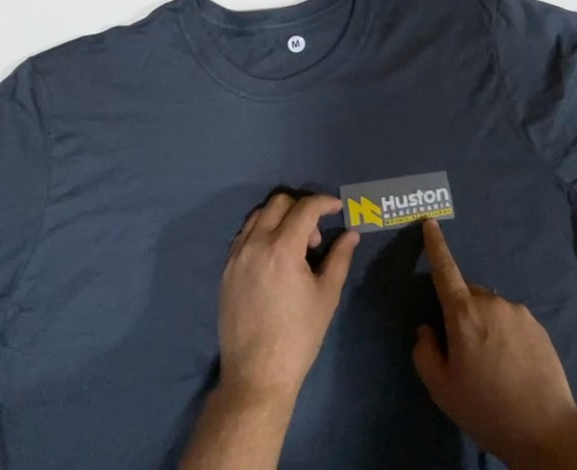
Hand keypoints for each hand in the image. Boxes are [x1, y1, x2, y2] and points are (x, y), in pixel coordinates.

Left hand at [216, 192, 359, 401]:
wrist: (257, 373)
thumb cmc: (299, 336)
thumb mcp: (326, 296)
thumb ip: (339, 258)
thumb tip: (351, 234)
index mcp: (282, 248)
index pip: (305, 208)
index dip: (325, 203)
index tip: (337, 209)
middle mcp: (255, 244)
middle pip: (278, 203)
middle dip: (302, 209)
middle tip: (316, 238)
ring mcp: (236, 256)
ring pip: (258, 215)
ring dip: (280, 218)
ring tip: (295, 248)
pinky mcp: (225, 270)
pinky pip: (244, 235)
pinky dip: (261, 232)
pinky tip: (274, 257)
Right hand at [413, 220, 576, 468]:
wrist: (544, 430)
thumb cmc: (485, 408)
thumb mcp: (441, 388)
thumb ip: (425, 352)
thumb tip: (427, 329)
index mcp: (464, 314)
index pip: (445, 271)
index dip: (436, 246)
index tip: (430, 224)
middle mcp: (492, 303)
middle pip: (468, 297)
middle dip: (461, 314)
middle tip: (462, 353)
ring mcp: (519, 313)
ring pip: (491, 311)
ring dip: (484, 327)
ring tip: (490, 367)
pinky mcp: (539, 327)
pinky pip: (512, 323)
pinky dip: (505, 337)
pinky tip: (510, 368)